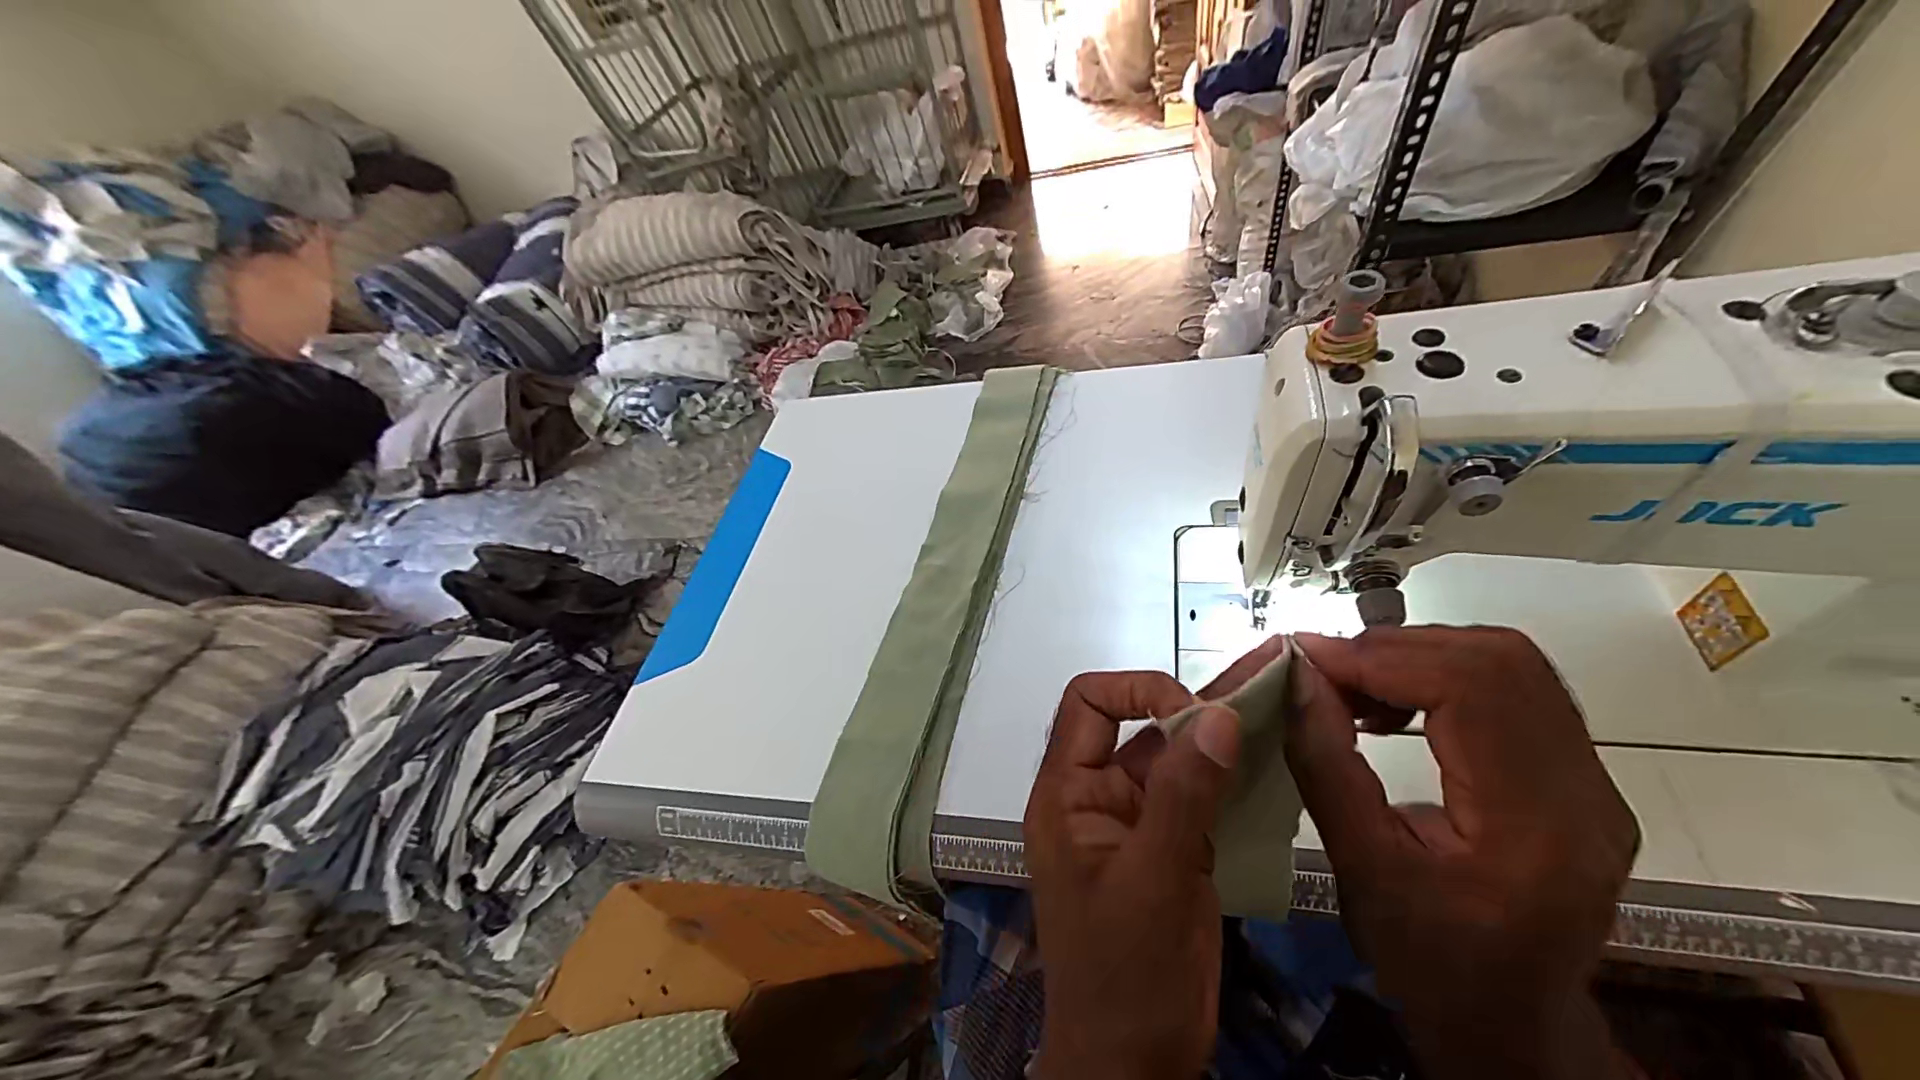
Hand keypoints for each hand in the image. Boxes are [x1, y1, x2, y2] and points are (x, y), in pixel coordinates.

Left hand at [1024, 648, 1279, 1079]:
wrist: (1133, 1063)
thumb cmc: (1125, 976)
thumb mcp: (1152, 881)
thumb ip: (1184, 797)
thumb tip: (1218, 715)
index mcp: (1068, 793)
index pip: (1087, 704)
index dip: (1137, 691)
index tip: (1195, 715)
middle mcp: (1100, 796)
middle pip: (1144, 726)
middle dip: (1199, 702)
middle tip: (1268, 671)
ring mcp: (1140, 822)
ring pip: (1181, 759)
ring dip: (1226, 733)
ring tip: (1284, 698)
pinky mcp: (1174, 848)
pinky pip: (1204, 796)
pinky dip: (1236, 777)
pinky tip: (1279, 758)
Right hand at [1289, 627, 1641, 1079]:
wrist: (1511, 1024)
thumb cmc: (1430, 963)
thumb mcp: (1361, 869)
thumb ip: (1326, 765)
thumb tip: (1297, 677)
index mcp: (1537, 827)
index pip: (1473, 691)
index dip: (1380, 659)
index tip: (1304, 658)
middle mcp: (1585, 792)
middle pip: (1500, 662)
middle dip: (1395, 648)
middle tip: (1322, 669)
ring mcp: (1590, 781)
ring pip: (1508, 665)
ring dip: (1415, 656)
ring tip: (1347, 682)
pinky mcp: (1573, 777)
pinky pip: (1508, 691)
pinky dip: (1437, 675)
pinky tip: (1387, 702)